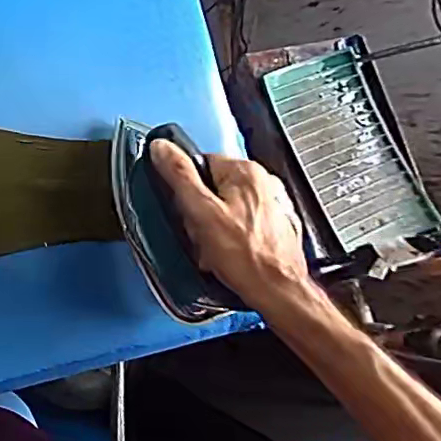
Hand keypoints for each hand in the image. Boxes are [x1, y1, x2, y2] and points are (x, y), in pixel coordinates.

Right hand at [148, 141, 311, 312]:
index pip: (200, 163)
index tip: (187, 208)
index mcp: (245, 171)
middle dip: (201, 209)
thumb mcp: (200, 211)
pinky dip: (233, 234)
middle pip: (213, 185)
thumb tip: (162, 148)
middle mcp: (265, 182)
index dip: (187, 188)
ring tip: (215, 246)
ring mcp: (274, 204)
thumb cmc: (245, 256)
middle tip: (200, 231)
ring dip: (215, 224)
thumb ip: (178, 175)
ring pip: (227, 205)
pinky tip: (230, 251)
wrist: (279, 292)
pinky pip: (243, 221)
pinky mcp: (278, 226)